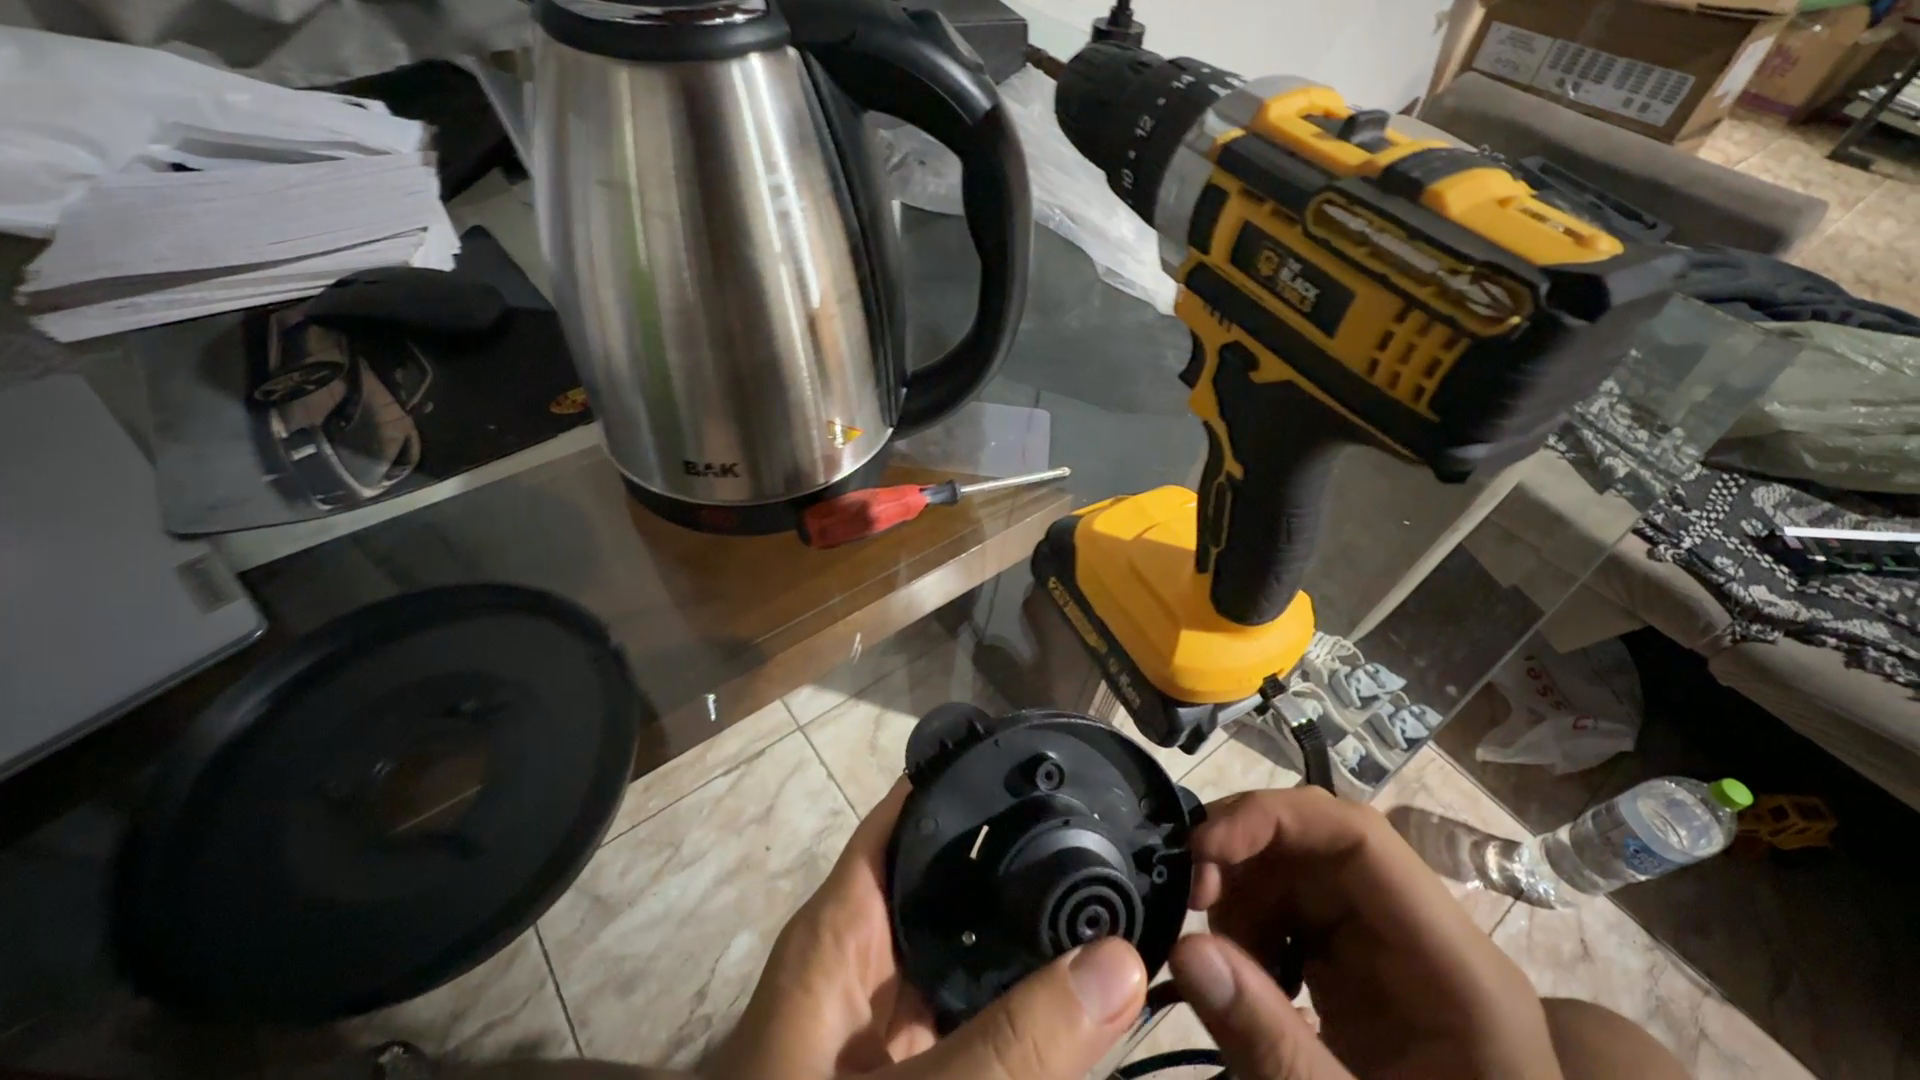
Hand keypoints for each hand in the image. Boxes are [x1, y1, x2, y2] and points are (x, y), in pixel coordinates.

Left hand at [704, 779, 1147, 1079]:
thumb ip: (1006, 1043)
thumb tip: (1117, 961)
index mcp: (841, 928)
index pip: (910, 814)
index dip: (976, 778)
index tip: (1055, 764)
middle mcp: (866, 954)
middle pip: (952, 877)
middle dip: (1026, 857)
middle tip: (1118, 837)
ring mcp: (887, 1012)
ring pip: (971, 946)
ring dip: (1030, 931)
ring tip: (1117, 901)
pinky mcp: (908, 1056)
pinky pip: (975, 1009)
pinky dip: (1020, 1001)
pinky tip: (1079, 997)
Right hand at [1172, 788, 1562, 1079]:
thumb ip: (1271, 1044)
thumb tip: (1184, 948)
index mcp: (1456, 967)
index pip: (1361, 839)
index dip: (1275, 820)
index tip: (1200, 849)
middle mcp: (1426, 940)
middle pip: (1324, 848)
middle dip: (1246, 857)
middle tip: (1189, 900)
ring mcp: (1395, 959)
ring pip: (1303, 878)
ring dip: (1242, 896)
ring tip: (1217, 961)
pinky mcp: (1366, 981)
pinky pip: (1299, 922)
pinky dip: (1252, 933)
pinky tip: (1239, 980)